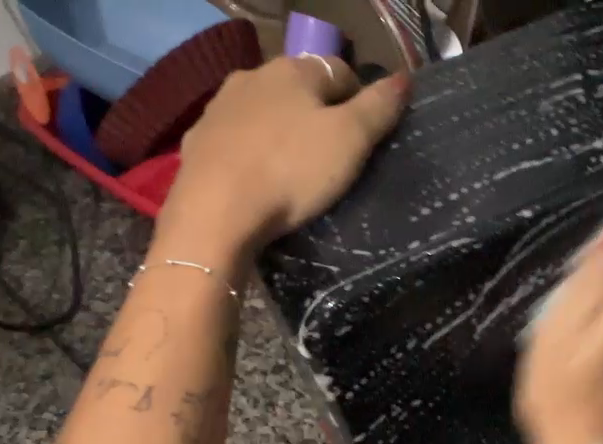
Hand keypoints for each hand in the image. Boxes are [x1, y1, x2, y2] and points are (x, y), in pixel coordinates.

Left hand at [162, 55, 409, 261]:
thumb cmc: (291, 172)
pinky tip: (257, 181)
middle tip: (332, 158)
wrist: (216, 212)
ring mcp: (219, 108)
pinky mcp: (199, 143)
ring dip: (280, 133)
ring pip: (263, 114)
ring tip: (293, 171)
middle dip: (316, 116)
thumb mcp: (350, 141)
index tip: (366, 136)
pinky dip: (250, 154)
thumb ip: (378, 108)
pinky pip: (235, 142)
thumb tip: (404, 79)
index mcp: (294, 71)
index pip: (339, 71)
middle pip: (297, 91)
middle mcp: (252, 77)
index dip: (359, 100)